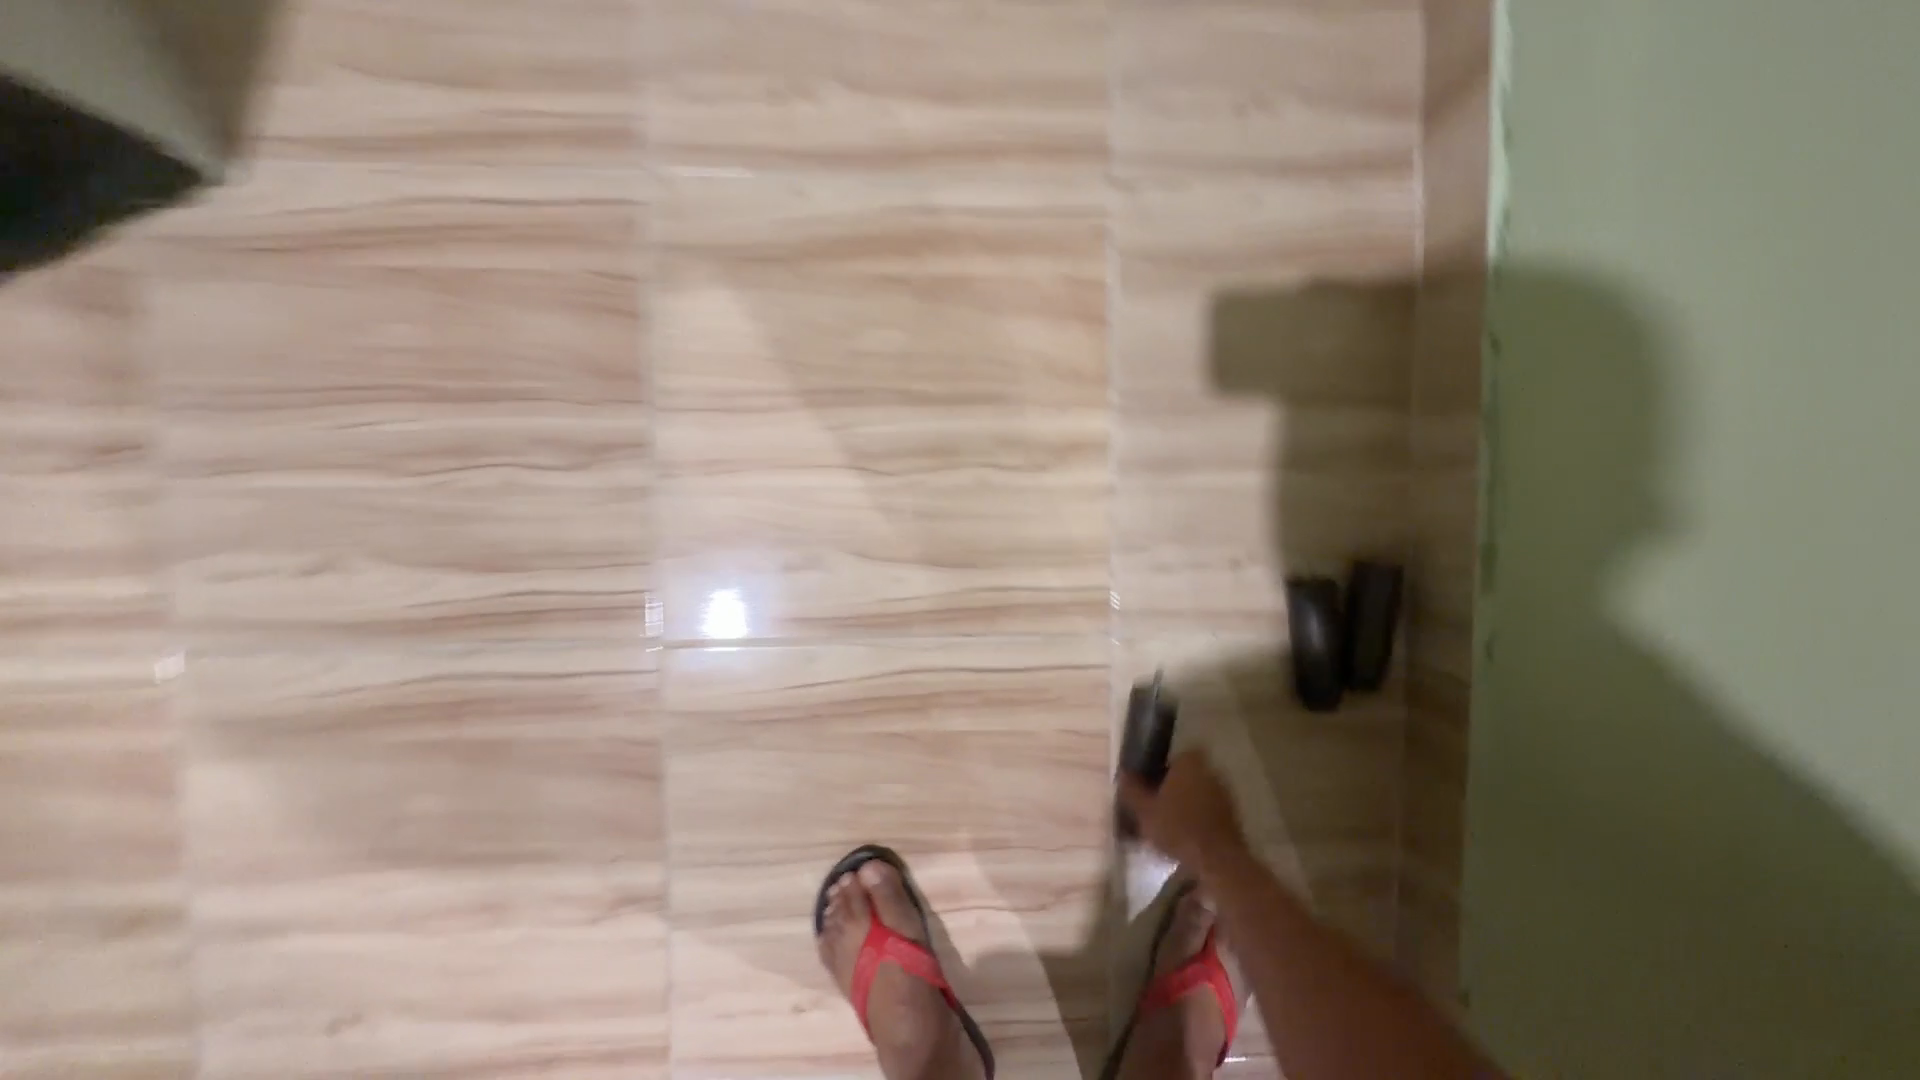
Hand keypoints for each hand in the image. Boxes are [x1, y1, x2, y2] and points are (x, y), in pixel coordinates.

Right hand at [1117, 748, 1247, 869]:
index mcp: (1190, 763)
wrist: (1218, 861)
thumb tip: (1122, 773)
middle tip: (1157, 804)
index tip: (1151, 782)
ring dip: (1187, 804)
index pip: (1177, 755)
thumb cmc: (1177, 829)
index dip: (1163, 767)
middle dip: (1175, 786)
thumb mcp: (1144, 810)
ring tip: (1169, 824)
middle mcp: (1211, 772)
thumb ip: (1132, 789)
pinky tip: (1185, 837)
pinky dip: (1199, 819)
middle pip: (1189, 773)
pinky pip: (1210, 810)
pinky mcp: (1234, 817)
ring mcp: (1226, 794)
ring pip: (1200, 792)